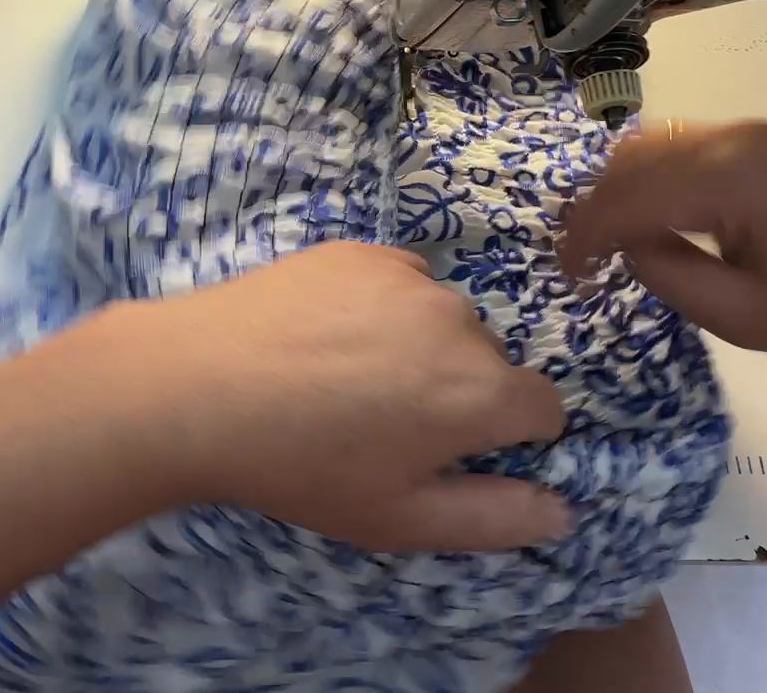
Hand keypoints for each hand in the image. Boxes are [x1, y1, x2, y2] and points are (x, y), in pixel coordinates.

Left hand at [55, 242, 570, 552]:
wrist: (203, 384)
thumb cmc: (303, 464)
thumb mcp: (400, 518)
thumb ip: (495, 518)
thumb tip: (563, 510)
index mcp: (480, 391)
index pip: (540, 408)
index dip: (508, 434)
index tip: (452, 447)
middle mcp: (458, 320)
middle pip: (488, 358)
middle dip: (458, 387)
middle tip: (382, 415)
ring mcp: (405, 275)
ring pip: (441, 315)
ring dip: (420, 340)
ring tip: (347, 370)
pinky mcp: (359, 249)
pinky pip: (398, 278)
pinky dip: (383, 302)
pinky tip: (328, 328)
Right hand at [557, 119, 766, 378]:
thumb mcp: (741, 318)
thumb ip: (664, 274)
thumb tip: (626, 245)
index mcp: (725, 179)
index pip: (620, 201)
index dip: (581, 239)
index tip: (566, 275)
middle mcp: (730, 138)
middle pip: (625, 166)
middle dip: (593, 213)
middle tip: (584, 261)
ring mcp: (749, 132)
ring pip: (647, 149)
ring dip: (619, 192)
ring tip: (614, 240)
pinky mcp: (763, 140)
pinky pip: (680, 147)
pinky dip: (651, 177)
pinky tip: (654, 214)